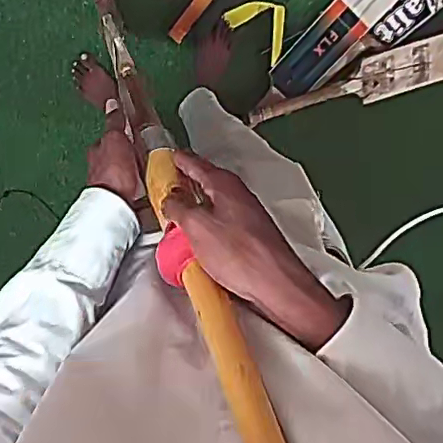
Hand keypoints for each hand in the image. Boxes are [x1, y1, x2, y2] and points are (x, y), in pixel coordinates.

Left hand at [86, 121, 141, 204]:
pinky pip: (132, 186)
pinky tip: (145, 184)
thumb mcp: (115, 139)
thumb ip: (114, 123)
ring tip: (148, 168)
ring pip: (123, 171)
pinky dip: (138, 184)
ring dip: (133, 169)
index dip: (121, 133)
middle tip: (142, 150)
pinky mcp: (121, 196)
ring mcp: (110, 183)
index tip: (130, 131)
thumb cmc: (112, 173)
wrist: (115, 203)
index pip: (108, 136)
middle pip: (116, 155)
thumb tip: (111, 104)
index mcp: (96, 151)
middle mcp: (99, 167)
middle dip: (128, 153)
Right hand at [164, 152, 348, 350]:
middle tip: (166, 187)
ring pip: (212, 203)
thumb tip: (169, 199)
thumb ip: (179, 208)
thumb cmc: (245, 255)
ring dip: (194, 207)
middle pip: (205, 182)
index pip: (195, 163)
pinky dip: (205, 225)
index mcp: (225, 185)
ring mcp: (245, 215)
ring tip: (177, 215)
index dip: (177, 160)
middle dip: (184, 183)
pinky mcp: (248, 235)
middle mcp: (238, 195)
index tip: (167, 159)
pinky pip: (220, 222)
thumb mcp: (197, 227)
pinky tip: (197, 238)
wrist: (275, 283)